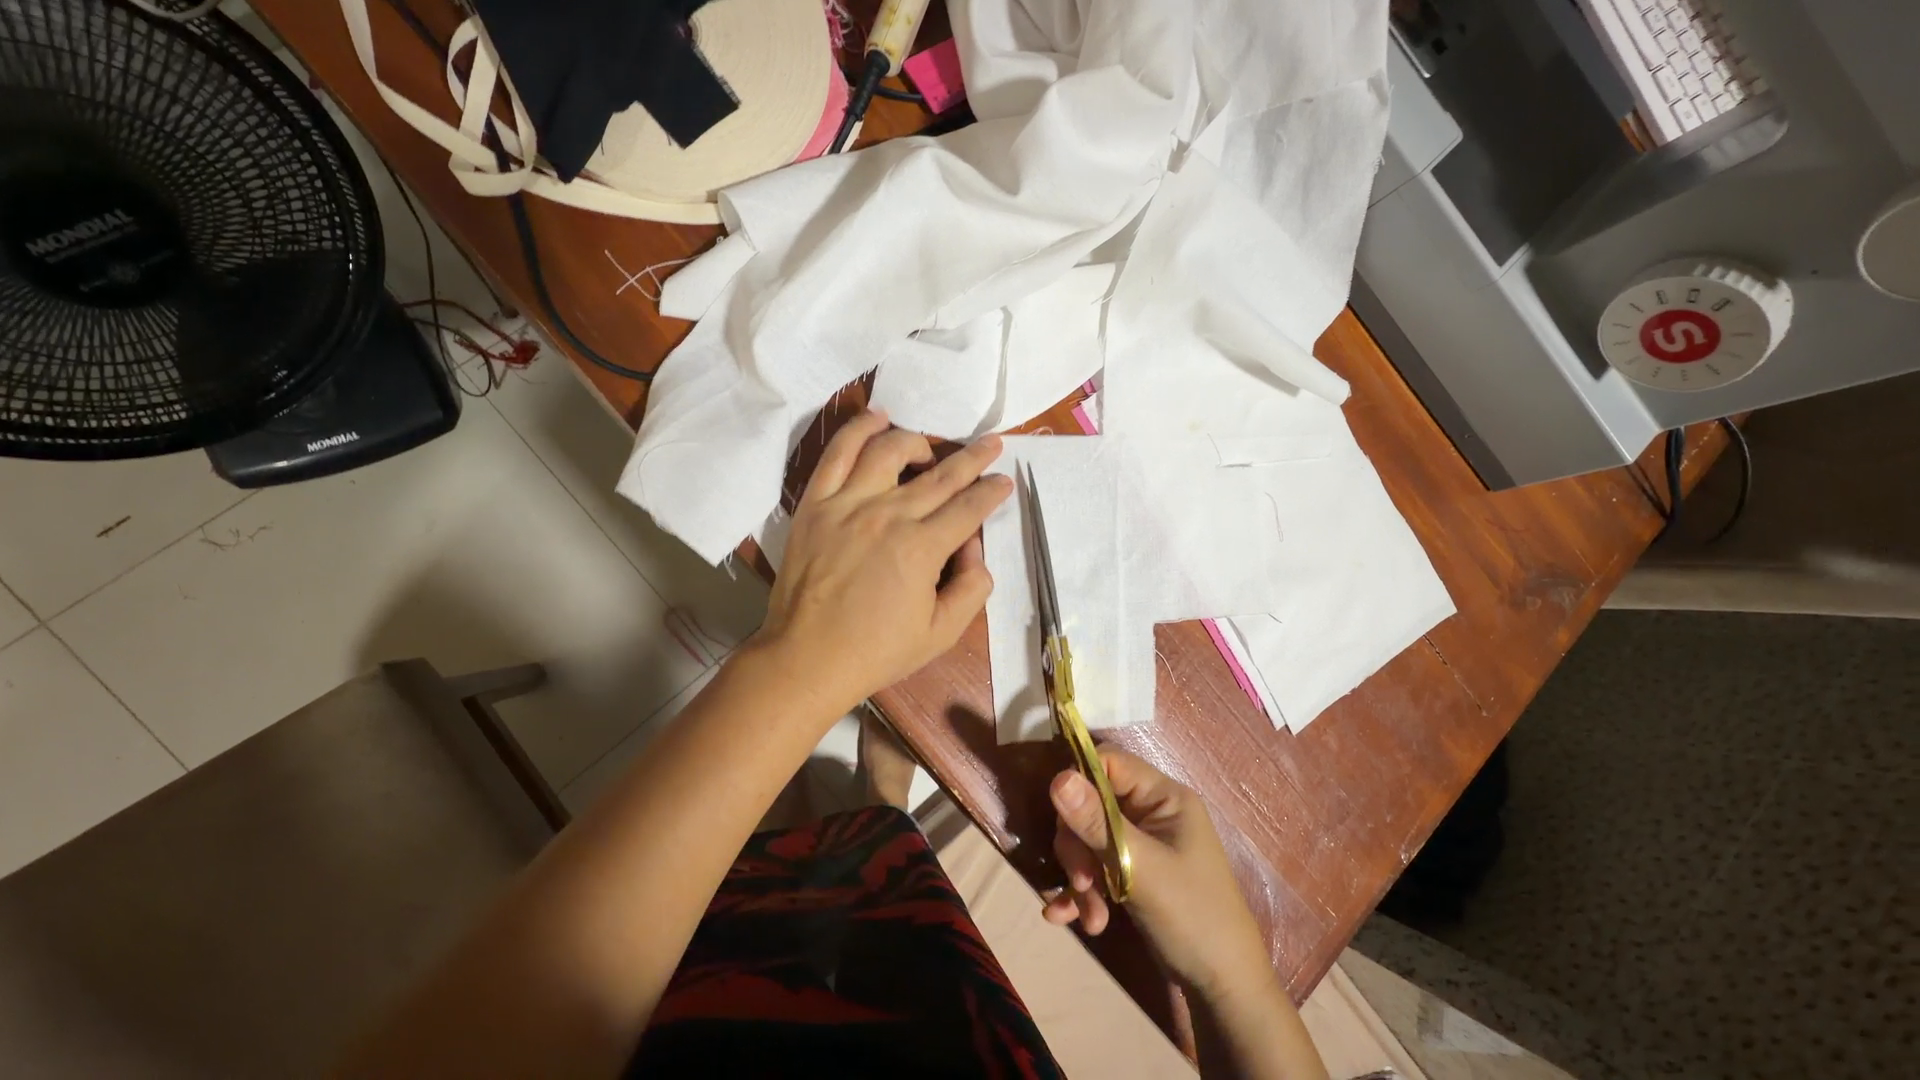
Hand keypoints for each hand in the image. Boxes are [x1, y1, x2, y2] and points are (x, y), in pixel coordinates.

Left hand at [749, 409, 1011, 714]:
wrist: (806, 658)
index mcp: (922, 548)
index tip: (1005, 480)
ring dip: (917, 442)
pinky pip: (837, 453)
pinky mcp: (814, 504)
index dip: (992, 491)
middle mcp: (888, 515)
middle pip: (939, 474)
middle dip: (972, 457)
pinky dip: (859, 429)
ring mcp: (847, 504)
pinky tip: (877, 418)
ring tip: (928, 449)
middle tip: (992, 444)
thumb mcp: (941, 633)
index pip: (969, 506)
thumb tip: (974, 546)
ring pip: (889, 451)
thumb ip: (972, 588)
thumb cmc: (876, 651)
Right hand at [1044, 748, 1274, 1002]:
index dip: (1079, 780)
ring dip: (1080, 878)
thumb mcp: (1140, 868)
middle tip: (1082, 882)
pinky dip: (1081, 892)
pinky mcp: (1131, 875)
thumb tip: (1057, 777)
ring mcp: (1141, 845)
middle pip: (1090, 805)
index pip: (1109, 763)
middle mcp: (1151, 814)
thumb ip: (1097, 823)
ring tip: (1090, 918)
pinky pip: (1093, 868)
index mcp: (1165, 797)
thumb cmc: (1192, 916)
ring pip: (1088, 841)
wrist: (1221, 988)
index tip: (1059, 813)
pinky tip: (1066, 917)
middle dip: (1078, 847)